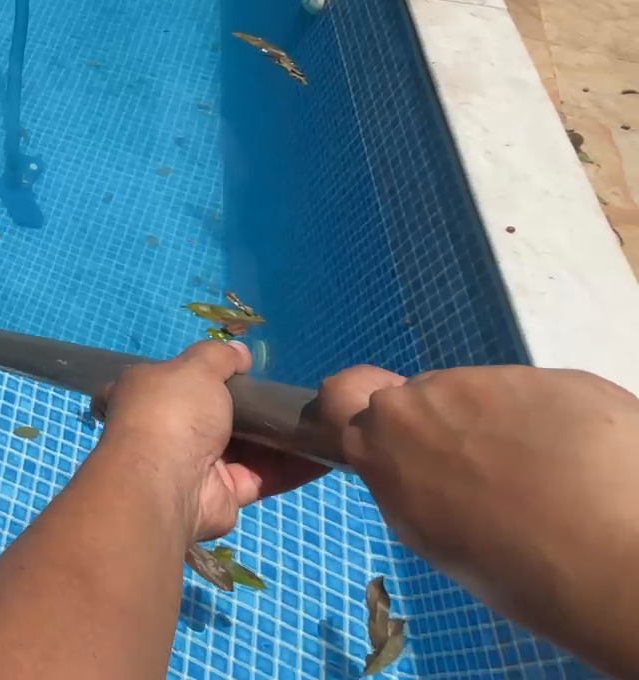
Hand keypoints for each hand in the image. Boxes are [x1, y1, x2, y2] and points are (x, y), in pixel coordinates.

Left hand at [93, 341, 329, 541]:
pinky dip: (293, 466)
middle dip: (248, 408)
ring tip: (319, 423)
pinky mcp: (223, 491)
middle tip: (287, 398)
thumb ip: (217, 356)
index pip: (174, 379)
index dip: (204, 374)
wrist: (170, 480)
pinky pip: (263, 474)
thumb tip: (239, 351)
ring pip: (243, 445)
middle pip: (213, 413)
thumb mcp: (194, 369)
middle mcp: (165, 424)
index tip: (241, 371)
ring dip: (278, 437)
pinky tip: (326, 455)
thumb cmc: (174, 411)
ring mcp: (193, 460)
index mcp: (147, 392)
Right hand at [322, 364, 638, 675]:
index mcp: (374, 439)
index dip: (366, 405)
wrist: (628, 567)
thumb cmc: (518, 572)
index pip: (341, 393)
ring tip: (560, 474)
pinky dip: (569, 423)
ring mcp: (488, 382)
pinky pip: (552, 397)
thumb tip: (420, 468)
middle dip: (454, 425)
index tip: (401, 432)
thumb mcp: (430, 534)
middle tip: (501, 473)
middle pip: (427, 399)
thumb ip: (402, 479)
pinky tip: (597, 465)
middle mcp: (418, 399)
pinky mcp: (560, 379)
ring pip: (491, 397)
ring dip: (512, 423)